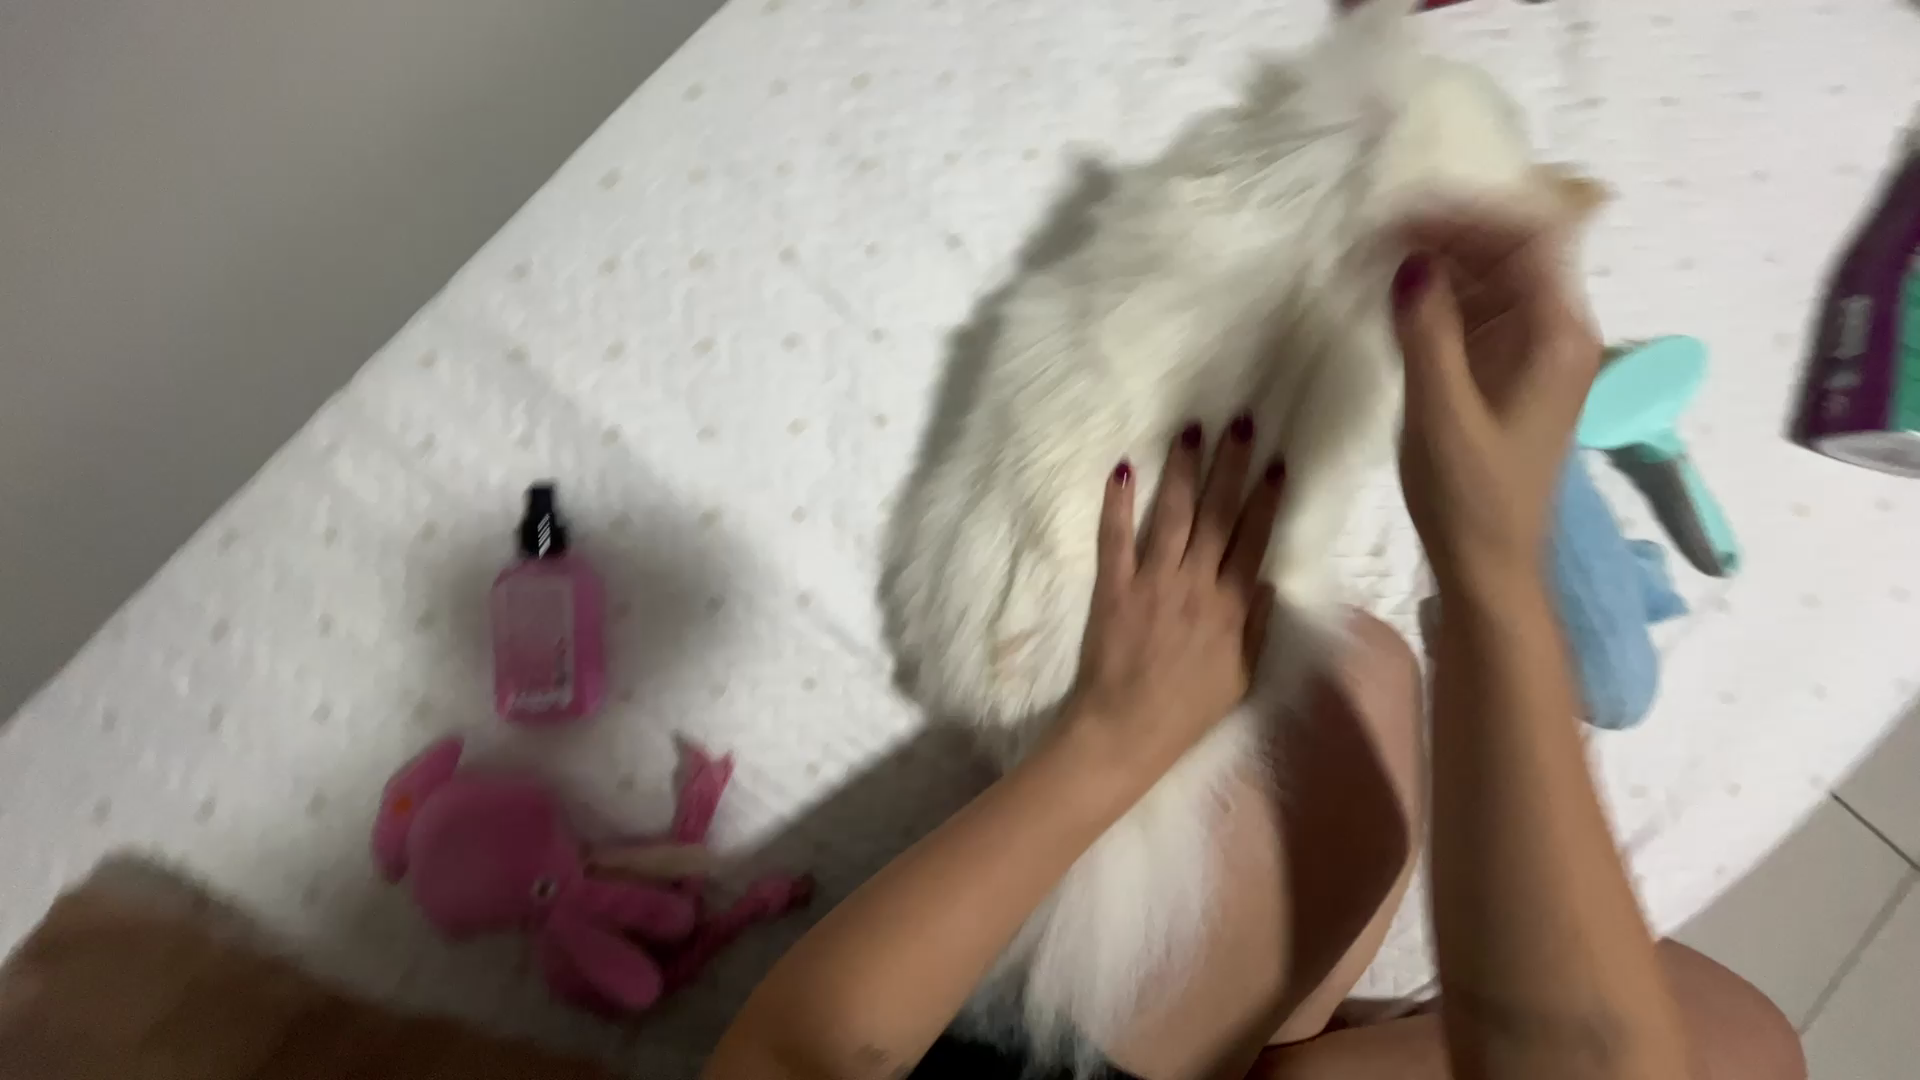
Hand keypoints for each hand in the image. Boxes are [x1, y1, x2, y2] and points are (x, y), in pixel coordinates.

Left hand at [1063, 420, 1284, 763]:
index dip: (1266, 498)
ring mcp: (1152, 583)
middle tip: (1239, 421)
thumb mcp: (1241, 677)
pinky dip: (1117, 504)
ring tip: (1190, 431)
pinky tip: (1121, 468)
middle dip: (1230, 466)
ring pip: (1172, 517)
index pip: (1253, 540)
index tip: (1276, 461)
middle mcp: (1196, 585)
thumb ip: (1258, 628)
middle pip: (1218, 516)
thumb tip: (1269, 581)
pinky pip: (1115, 539)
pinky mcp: (1113, 588)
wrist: (1126, 731)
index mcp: (1232, 608)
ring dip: (1183, 472)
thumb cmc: (1186, 711)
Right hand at [1389, 207, 1602, 595]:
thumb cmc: (1469, 494)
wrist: (1487, 558)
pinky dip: (1434, 298)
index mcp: (1556, 335)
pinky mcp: (1496, 374)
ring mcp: (1523, 353)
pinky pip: (1470, 316)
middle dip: (1447, 232)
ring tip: (1375, 256)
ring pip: (1487, 282)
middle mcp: (1550, 332)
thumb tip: (1409, 264)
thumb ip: (1427, 334)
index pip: (1530, 238)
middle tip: (1374, 232)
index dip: (1470, 213)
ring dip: (1437, 262)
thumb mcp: (1441, 413)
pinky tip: (1393, 297)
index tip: (1402, 212)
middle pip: (1509, 253)